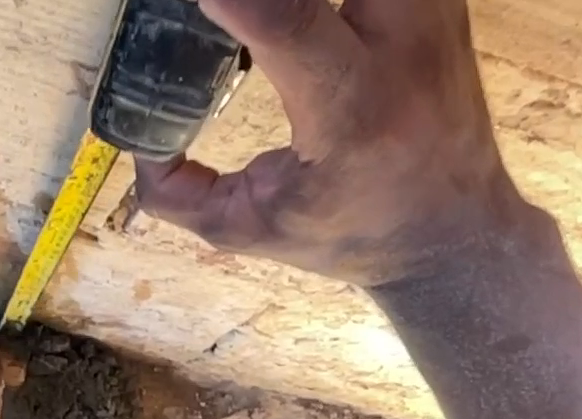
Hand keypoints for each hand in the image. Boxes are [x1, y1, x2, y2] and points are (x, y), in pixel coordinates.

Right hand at [134, 0, 535, 286]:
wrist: (448, 226)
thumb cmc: (341, 231)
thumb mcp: (244, 229)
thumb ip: (175, 193)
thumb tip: (134, 137)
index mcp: (351, 112)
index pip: (289, 21)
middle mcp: (404, 39)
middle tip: (215, 3)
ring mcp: (430, 0)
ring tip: (240, 9)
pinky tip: (281, 12)